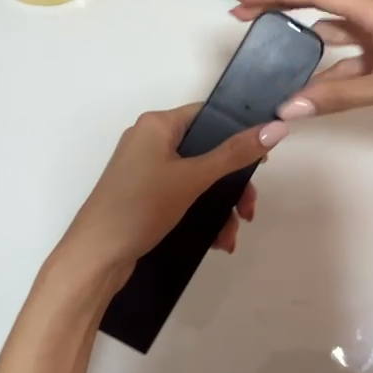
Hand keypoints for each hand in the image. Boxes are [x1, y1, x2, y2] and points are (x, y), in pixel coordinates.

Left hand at [54, 103, 284, 279]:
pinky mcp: (143, 196)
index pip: (208, 114)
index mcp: (157, 124)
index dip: (239, 132)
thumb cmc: (141, 206)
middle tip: (249, 209)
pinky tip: (216, 241)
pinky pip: (183, 196)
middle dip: (232, 184)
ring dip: (220, 206)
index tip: (263, 160)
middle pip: (207, 151)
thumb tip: (277, 127)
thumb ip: (236, 153)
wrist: (95, 257)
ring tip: (231, 236)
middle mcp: (149, 141)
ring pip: (198, 179)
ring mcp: (144, 170)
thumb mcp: (193, 178)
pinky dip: (201, 214)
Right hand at [230, 0, 372, 128]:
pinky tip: (309, 87)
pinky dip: (330, 70)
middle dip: (281, 9)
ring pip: (335, 34)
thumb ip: (336, 97)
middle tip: (243, 14)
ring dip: (305, 44)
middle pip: (320, 6)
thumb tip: (290, 107)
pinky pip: (351, 58)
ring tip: (269, 50)